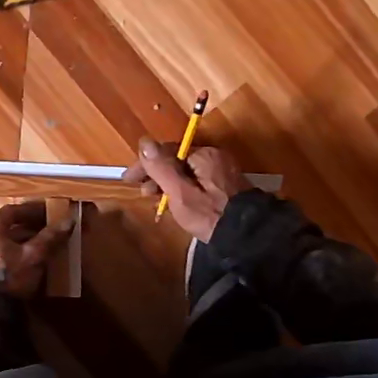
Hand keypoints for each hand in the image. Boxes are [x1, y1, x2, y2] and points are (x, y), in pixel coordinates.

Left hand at [0, 201, 77, 297]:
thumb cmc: (11, 276)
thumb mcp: (34, 255)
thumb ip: (50, 237)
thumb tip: (69, 220)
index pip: (13, 211)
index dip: (33, 210)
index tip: (50, 212)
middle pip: (10, 224)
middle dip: (33, 225)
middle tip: (52, 226)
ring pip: (8, 238)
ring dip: (28, 238)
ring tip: (49, 240)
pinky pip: (5, 250)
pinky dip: (20, 249)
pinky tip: (37, 255)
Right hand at [123, 137, 250, 241]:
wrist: (248, 236)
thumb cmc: (209, 215)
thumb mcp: (180, 192)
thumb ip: (161, 167)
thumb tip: (144, 142)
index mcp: (203, 155)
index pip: (166, 151)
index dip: (145, 164)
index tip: (129, 179)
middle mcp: (214, 157)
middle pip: (176, 160)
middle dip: (156, 175)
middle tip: (143, 194)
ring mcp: (222, 170)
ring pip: (186, 171)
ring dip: (168, 183)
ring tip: (157, 201)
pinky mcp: (226, 185)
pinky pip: (197, 180)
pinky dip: (182, 188)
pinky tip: (176, 202)